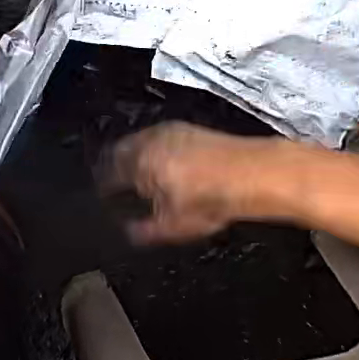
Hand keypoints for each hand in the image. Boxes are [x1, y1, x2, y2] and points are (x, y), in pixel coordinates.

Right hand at [99, 122, 285, 243]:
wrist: (253, 174)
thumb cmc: (210, 200)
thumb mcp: (173, 226)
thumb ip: (144, 230)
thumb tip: (128, 231)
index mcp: (138, 163)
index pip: (109, 175)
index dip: (104, 188)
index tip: (104, 197)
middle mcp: (149, 141)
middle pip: (120, 152)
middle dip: (114, 167)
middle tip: (114, 183)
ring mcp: (170, 131)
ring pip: (140, 142)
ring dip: (133, 156)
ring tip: (138, 174)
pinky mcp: (189, 128)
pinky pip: (159, 138)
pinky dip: (153, 150)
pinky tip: (164, 163)